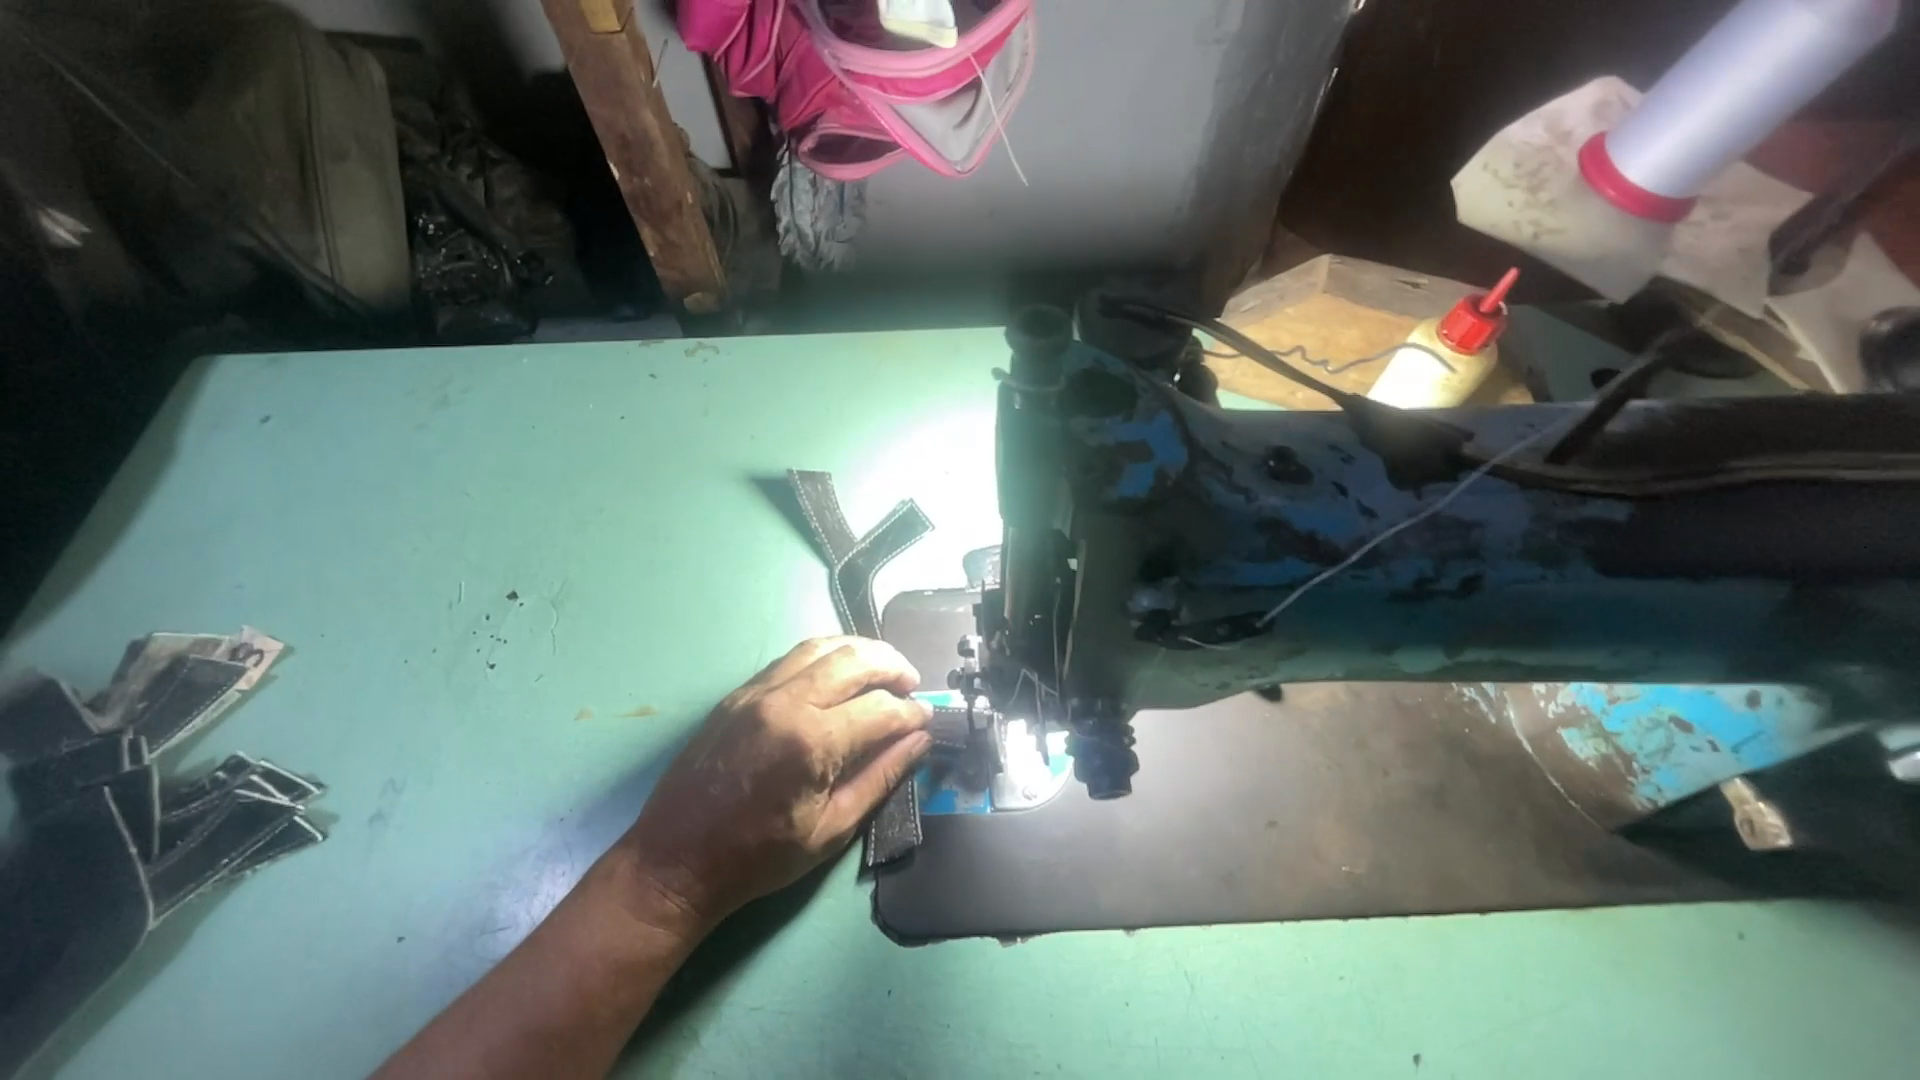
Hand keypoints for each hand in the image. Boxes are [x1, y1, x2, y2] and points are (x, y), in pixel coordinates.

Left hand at [615, 637, 932, 929]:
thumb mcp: (832, 828)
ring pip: (821, 646)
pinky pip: (792, 658)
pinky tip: (839, 673)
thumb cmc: (759, 857)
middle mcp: (786, 702)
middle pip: (855, 659)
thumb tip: (920, 740)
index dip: (912, 713)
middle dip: (893, 666)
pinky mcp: (739, 693)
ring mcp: (757, 692)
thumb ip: (881, 777)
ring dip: (860, 651)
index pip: (881, 709)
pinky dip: (825, 656)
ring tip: (882, 669)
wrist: (676, 860)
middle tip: (912, 684)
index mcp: (812, 742)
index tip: (928, 719)